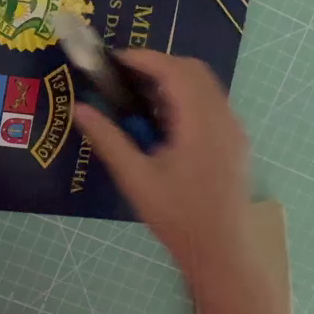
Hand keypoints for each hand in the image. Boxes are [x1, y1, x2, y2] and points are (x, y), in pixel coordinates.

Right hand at [74, 51, 253, 276]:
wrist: (223, 255)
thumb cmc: (177, 218)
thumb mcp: (135, 178)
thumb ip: (108, 139)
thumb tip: (79, 109)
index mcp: (201, 124)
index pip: (174, 71)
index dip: (143, 59)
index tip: (113, 61)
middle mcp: (224, 119)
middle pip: (194, 71)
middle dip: (158, 66)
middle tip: (123, 78)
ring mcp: (234, 131)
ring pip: (205, 86)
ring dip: (172, 82)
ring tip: (137, 101)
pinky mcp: (235, 143)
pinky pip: (211, 104)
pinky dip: (185, 99)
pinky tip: (162, 125)